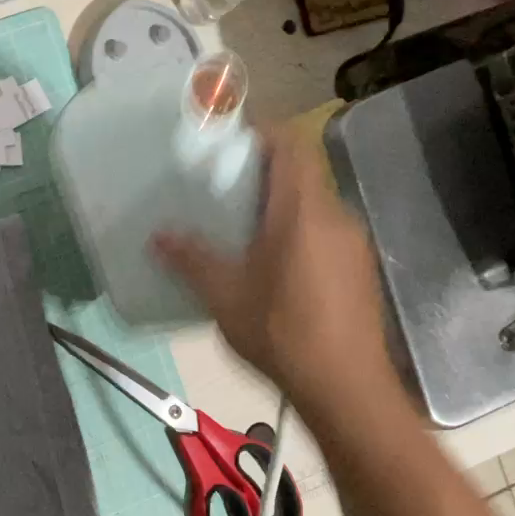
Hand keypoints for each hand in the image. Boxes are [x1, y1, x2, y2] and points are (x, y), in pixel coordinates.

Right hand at [150, 126, 399, 417]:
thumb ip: (192, 260)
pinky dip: (290, 233)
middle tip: (214, 188)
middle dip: (258, 175)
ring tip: (232, 229)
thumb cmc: (280, 333)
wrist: (344, 384)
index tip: (227, 133)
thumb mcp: (224, 296)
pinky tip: (264, 266)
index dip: (262, 131)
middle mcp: (334, 217)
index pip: (290, 147)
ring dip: (273, 208)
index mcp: (302, 213)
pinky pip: (318, 234)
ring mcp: (350, 244)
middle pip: (299, 177)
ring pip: (309, 208)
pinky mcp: (355, 269)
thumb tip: (159, 236)